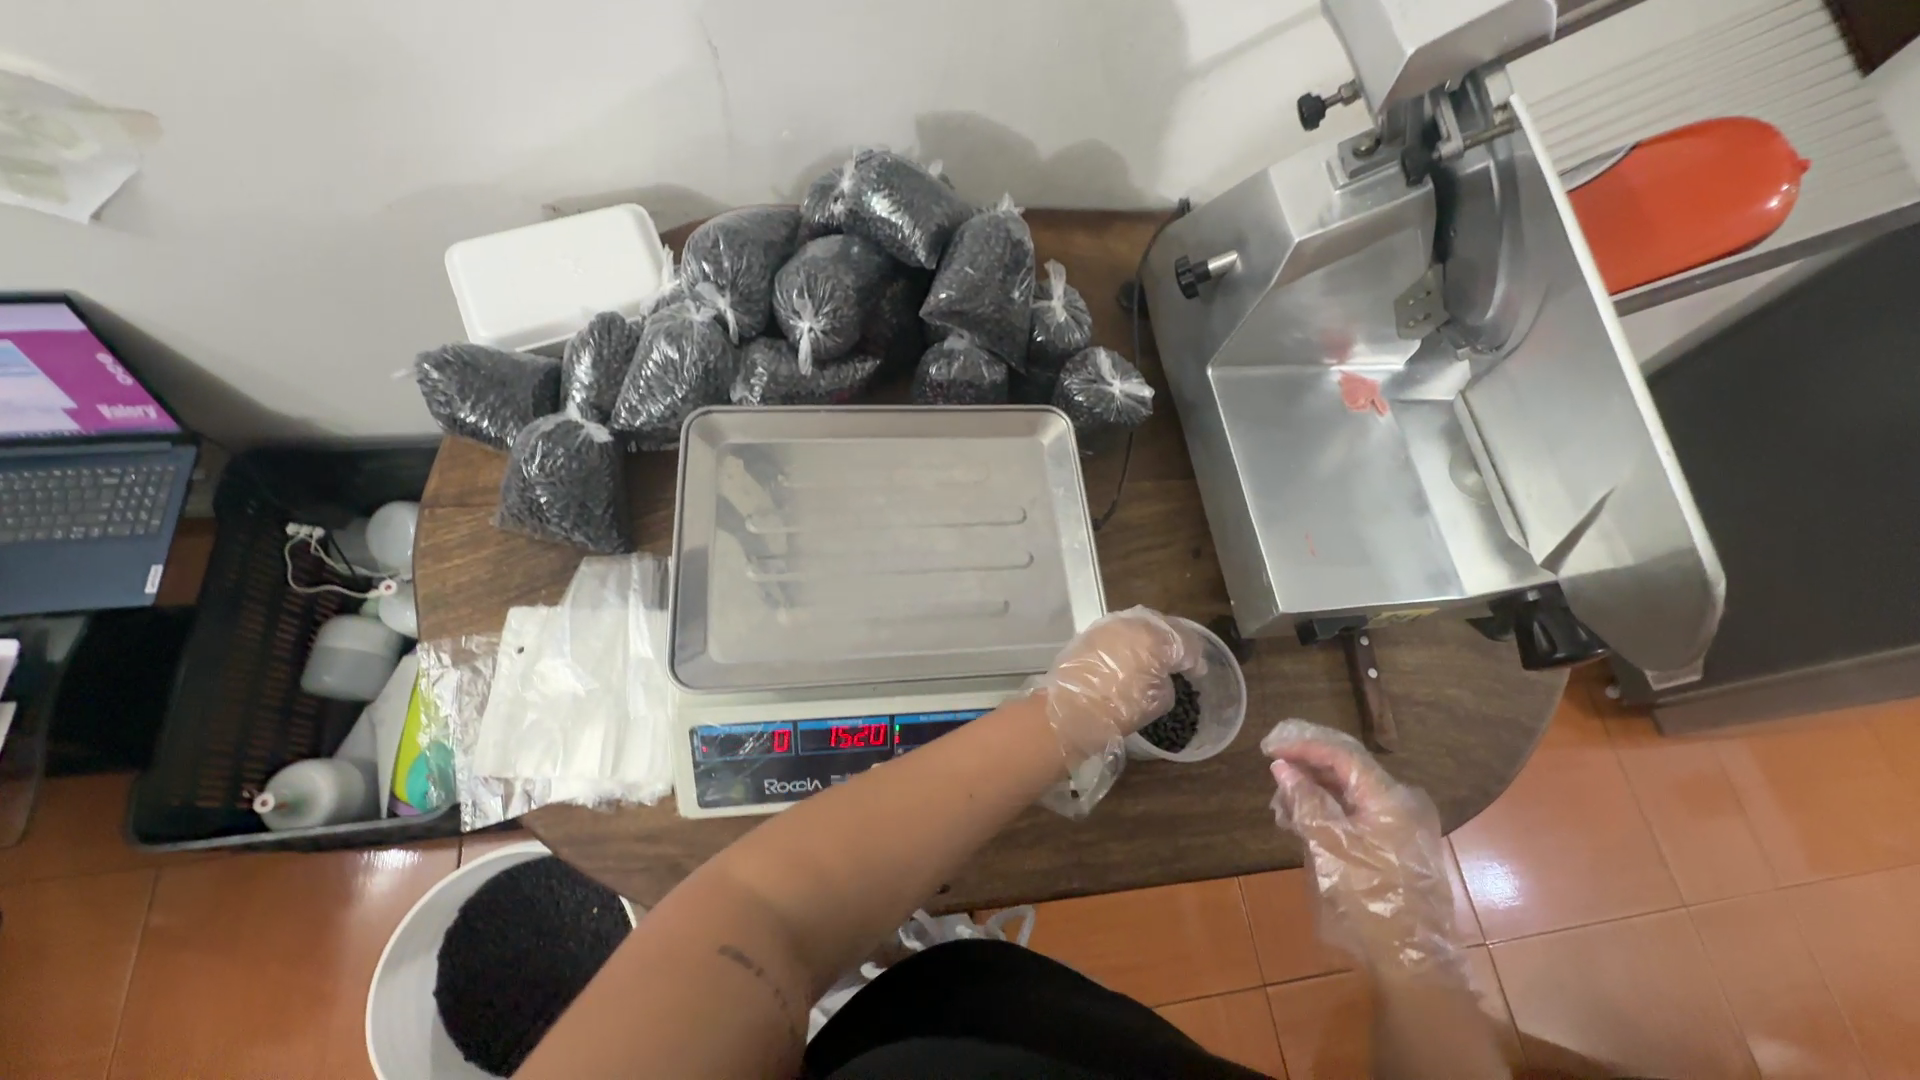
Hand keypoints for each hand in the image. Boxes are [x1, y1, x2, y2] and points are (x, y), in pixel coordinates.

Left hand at [1038, 607, 1202, 760]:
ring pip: (1139, 624)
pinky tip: (1131, 654)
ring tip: (1155, 655)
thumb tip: (1163, 675)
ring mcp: (1110, 624)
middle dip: (1174, 641)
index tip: (1197, 671)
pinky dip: (1129, 640)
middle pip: (1163, 626)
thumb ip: (1168, 681)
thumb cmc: (1119, 708)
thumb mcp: (1159, 701)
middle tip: (1179, 659)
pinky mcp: (1091, 632)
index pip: (1185, 642)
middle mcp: (1134, 623)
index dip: (1195, 657)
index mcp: (1156, 638)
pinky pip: (1119, 631)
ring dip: (1150, 637)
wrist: (1069, 710)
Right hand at [1262, 720, 1457, 973]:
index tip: (1269, 748)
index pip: (1342, 755)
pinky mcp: (1398, 844)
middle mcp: (1402, 803)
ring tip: (1282, 799)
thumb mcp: (1329, 846)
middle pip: (1349, 770)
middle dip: (1308, 766)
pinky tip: (1305, 818)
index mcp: (1390, 799)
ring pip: (1353, 791)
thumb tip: (1281, 766)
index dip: (1304, 747)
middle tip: (1272, 767)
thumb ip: (1305, 801)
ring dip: (1317, 788)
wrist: (1412, 958)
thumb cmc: (1369, 898)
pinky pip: (1360, 812)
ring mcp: (1403, 824)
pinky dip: (1332, 809)